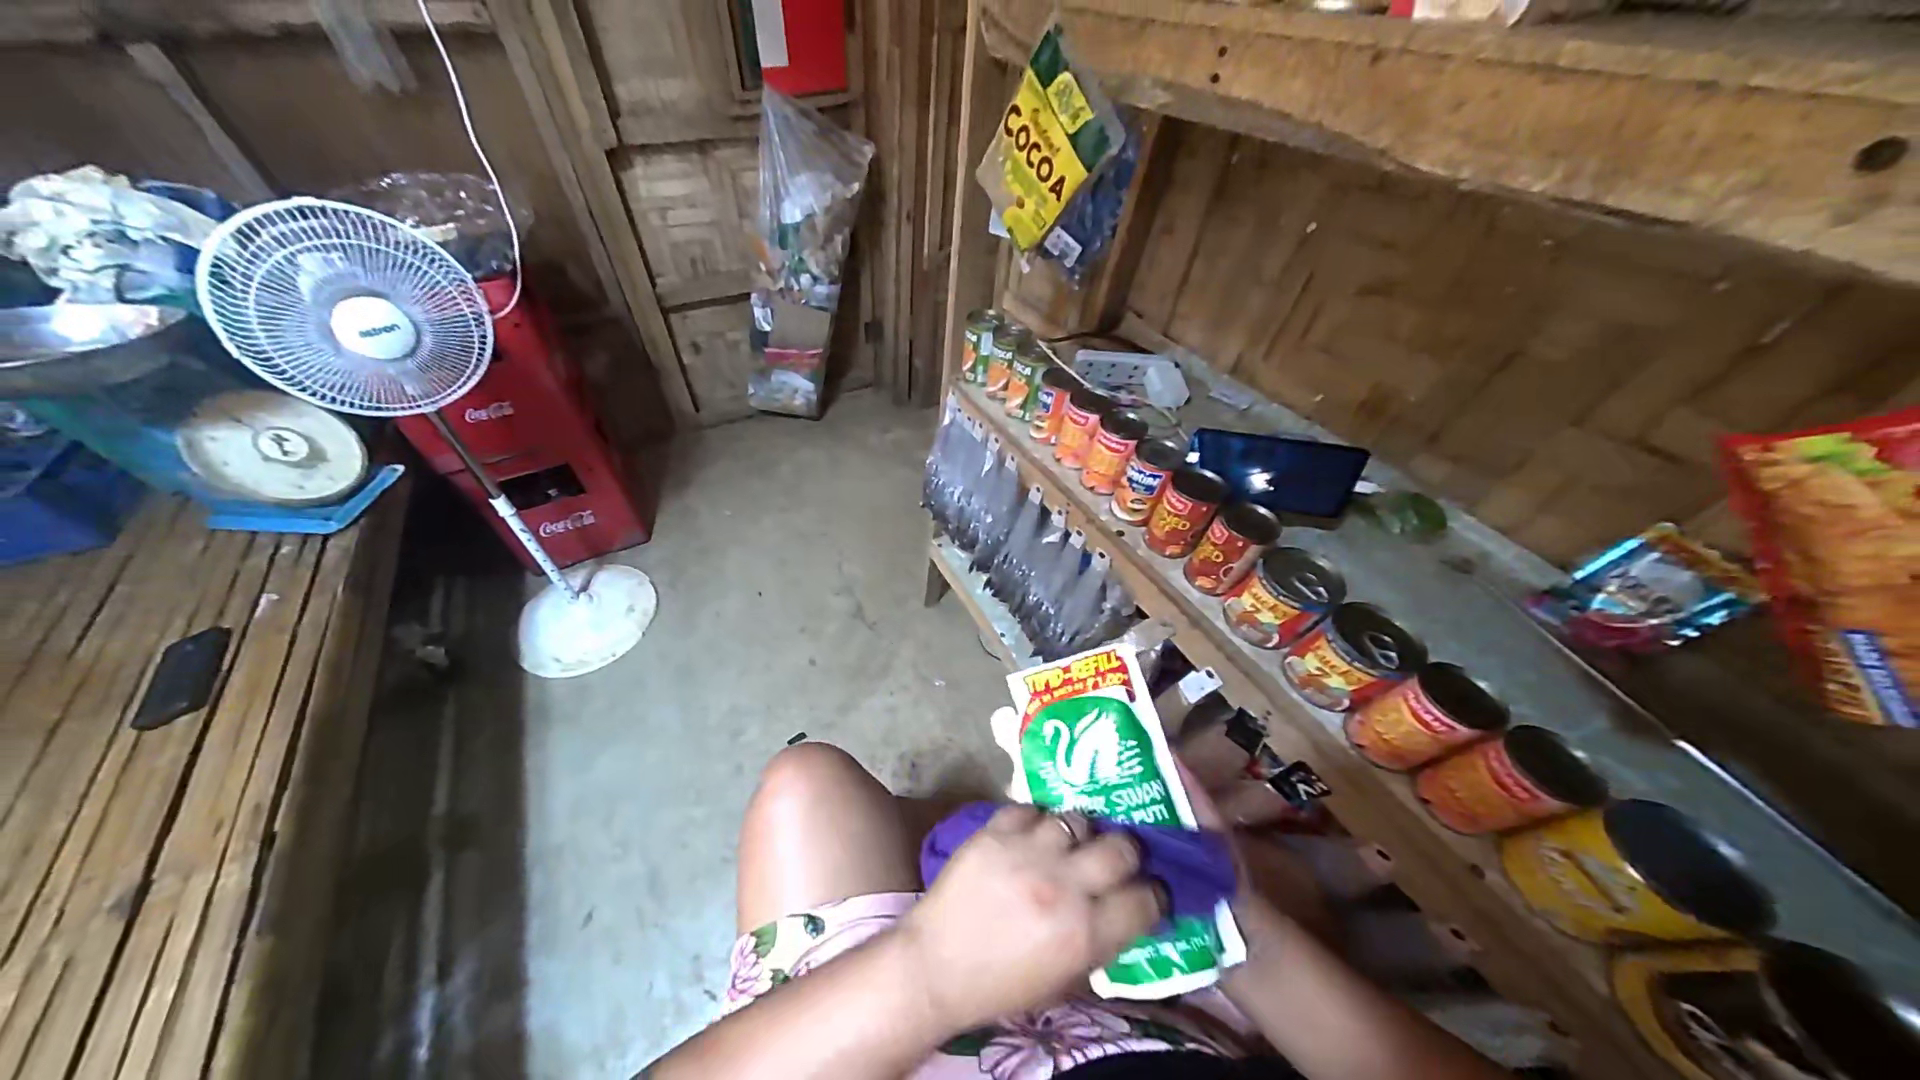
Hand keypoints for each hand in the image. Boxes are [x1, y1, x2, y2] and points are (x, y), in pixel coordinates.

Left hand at [894, 805, 1161, 1032]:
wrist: (937, 966)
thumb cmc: (1003, 984)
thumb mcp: (1066, 979)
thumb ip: (1101, 942)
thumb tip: (1127, 908)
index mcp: (1085, 934)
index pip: (1146, 900)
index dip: (1153, 895)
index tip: (1146, 891)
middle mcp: (1063, 887)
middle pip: (1120, 848)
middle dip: (1125, 852)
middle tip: (1114, 858)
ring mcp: (1027, 853)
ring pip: (1076, 819)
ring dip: (1079, 832)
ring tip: (1069, 842)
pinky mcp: (995, 832)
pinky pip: (1030, 808)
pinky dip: (1035, 820)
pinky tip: (1031, 835)